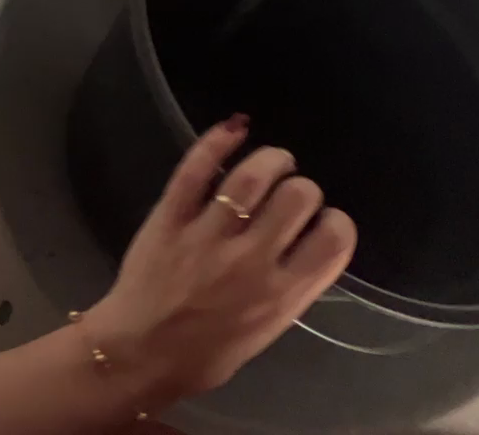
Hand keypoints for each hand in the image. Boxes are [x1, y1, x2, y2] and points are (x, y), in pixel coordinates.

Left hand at [85, 116, 356, 398]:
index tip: (324, 219)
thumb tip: (304, 245)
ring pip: (250, 179)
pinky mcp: (170, 216)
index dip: (336, 221)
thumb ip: (288, 288)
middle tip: (292, 188)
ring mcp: (207, 235)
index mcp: (281, 296)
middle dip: (302, 186)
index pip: (332, 242)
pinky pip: (195, 170)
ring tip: (275, 159)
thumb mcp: (265, 329)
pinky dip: (217, 141)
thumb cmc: (205, 350)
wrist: (141, 350)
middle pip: (296, 199)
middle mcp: (250, 261)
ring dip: (271, 159)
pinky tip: (235, 127)